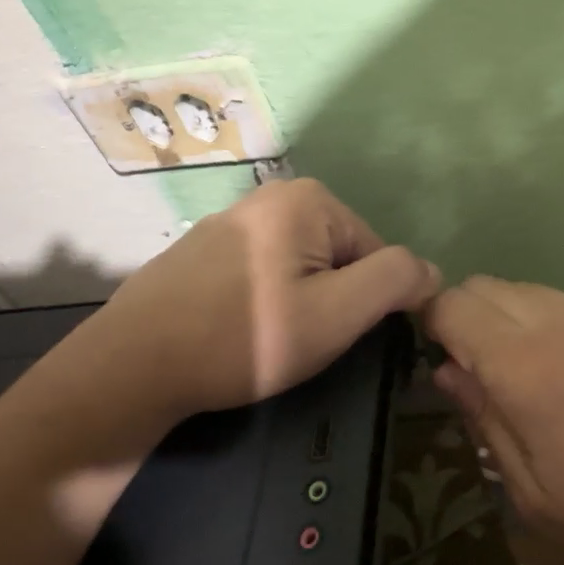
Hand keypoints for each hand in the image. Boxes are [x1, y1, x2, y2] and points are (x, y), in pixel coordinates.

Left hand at [64, 178, 440, 421]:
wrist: (131, 367)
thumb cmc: (243, 339)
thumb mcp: (337, 314)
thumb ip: (396, 281)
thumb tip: (432, 272)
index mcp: (309, 200)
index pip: (377, 254)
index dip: (366, 304)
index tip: (332, 338)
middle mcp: (271, 197)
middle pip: (338, 257)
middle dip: (330, 302)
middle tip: (297, 343)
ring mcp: (231, 221)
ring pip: (299, 269)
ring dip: (296, 306)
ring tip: (263, 344)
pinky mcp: (202, 251)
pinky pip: (260, 274)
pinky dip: (261, 304)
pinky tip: (234, 335)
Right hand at [422, 277, 563, 564]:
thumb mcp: (534, 491)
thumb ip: (484, 421)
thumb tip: (447, 371)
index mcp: (521, 363)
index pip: (451, 305)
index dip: (429, 324)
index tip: (432, 357)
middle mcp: (556, 319)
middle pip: (484, 285)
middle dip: (463, 317)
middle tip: (475, 373)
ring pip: (525, 289)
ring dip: (505, 317)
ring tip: (526, 377)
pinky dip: (545, 320)